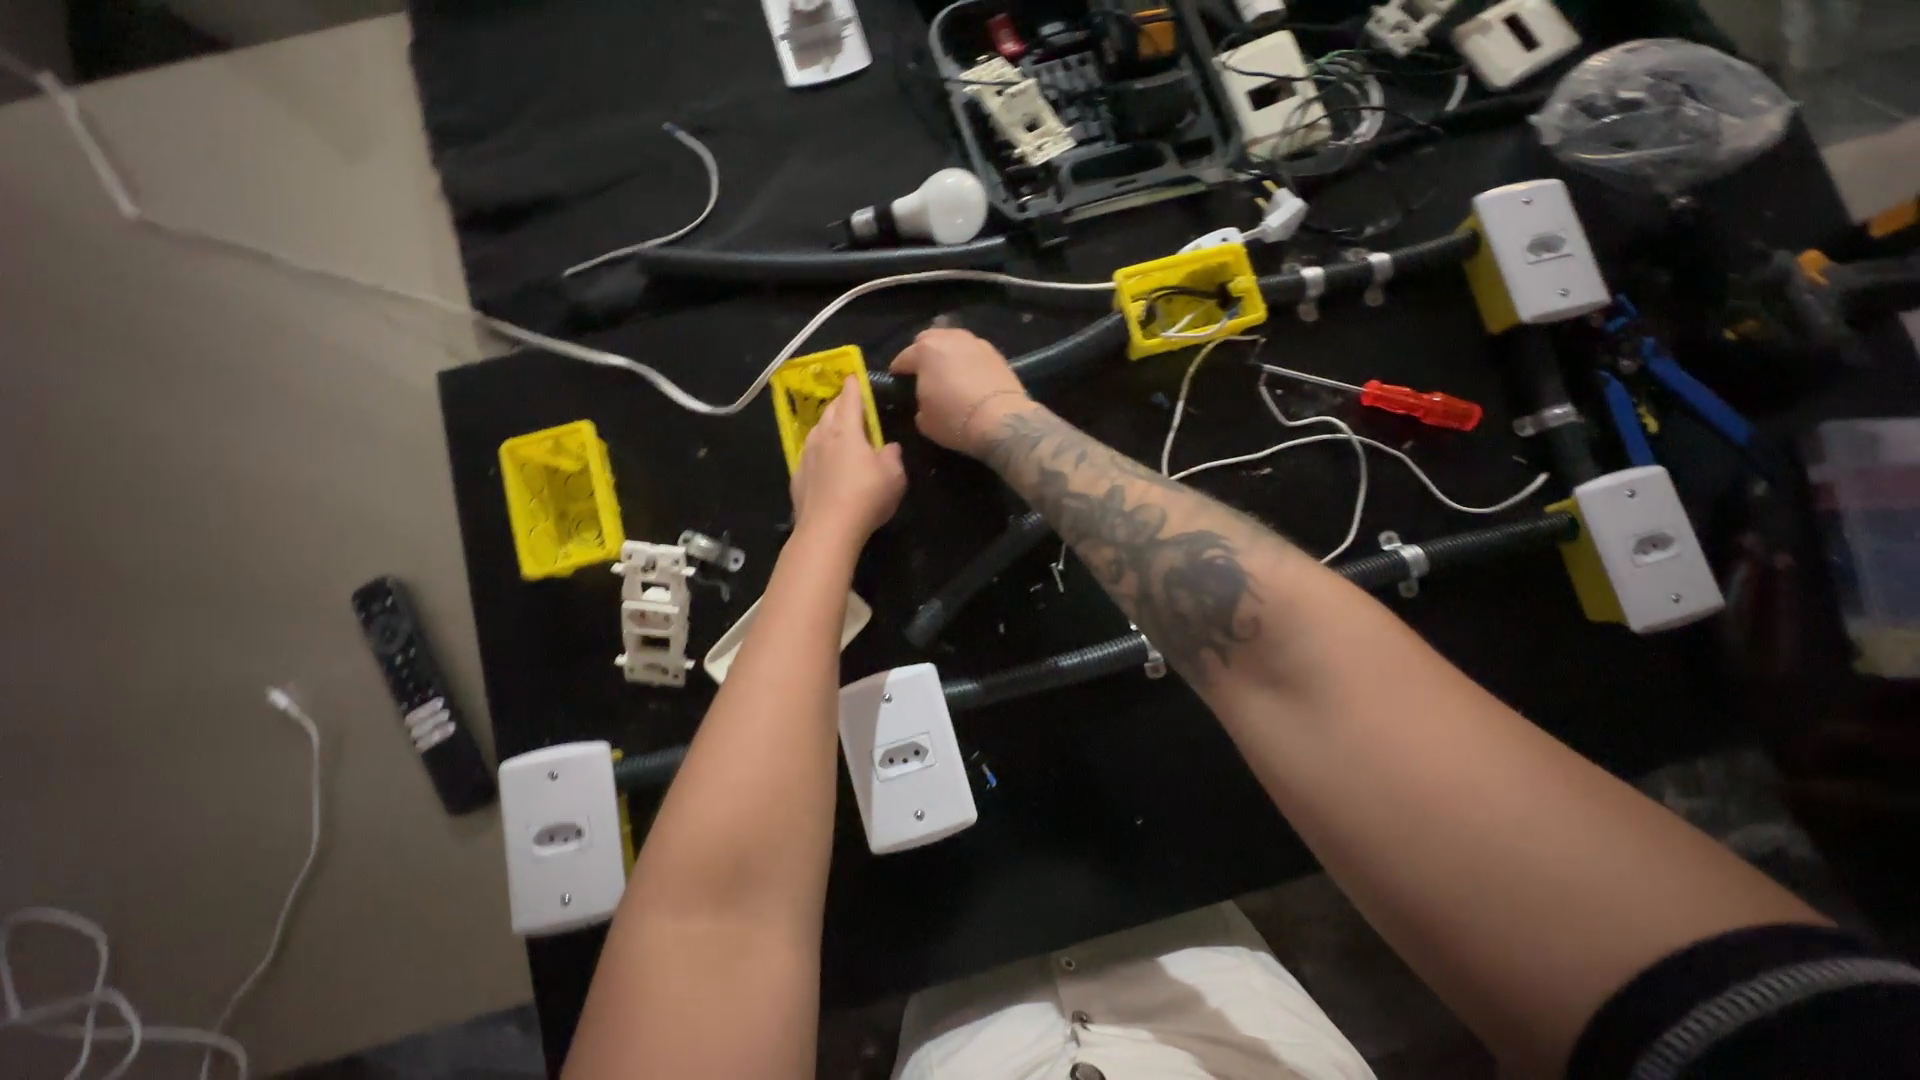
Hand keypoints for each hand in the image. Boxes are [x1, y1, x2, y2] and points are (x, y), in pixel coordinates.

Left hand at [790, 377, 906, 542]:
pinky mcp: (797, 477)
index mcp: (847, 430)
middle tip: (849, 404)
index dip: (854, 386)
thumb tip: (888, 447)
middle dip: (839, 404)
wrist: (827, 529)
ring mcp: (806, 457)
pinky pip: (809, 455)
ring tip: (836, 430)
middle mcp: (823, 437)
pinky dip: (818, 451)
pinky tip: (823, 462)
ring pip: (816, 431)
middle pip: (829, 411)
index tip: (854, 377)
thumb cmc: (866, 497)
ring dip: (827, 426)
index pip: (850, 398)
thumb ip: (892, 456)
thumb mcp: (894, 476)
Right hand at [888, 328, 1031, 456]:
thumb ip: (919, 402)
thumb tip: (924, 401)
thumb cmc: (955, 419)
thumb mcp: (924, 420)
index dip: (897, 373)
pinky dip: (967, 359)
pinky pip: (972, 350)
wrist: (1002, 420)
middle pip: (928, 339)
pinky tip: (968, 374)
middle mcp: (949, 339)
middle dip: (922, 353)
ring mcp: (974, 342)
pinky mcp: (995, 352)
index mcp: (925, 351)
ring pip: (953, 340)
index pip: (902, 359)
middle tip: (923, 374)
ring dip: (946, 352)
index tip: (897, 384)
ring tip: (947, 371)